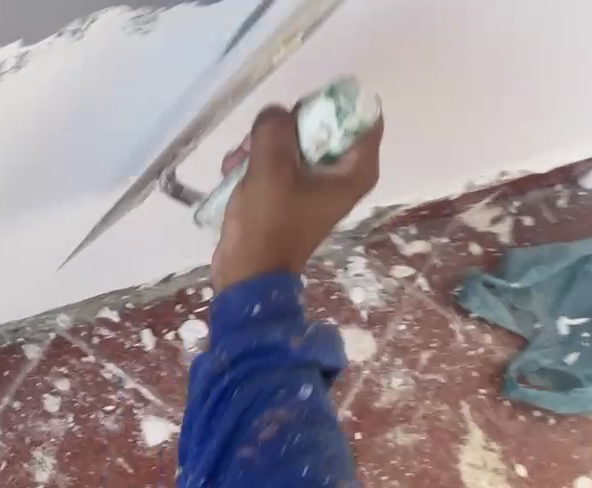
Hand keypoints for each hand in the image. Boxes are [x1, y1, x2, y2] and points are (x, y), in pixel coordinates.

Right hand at [211, 105, 382, 290]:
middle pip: (322, 128)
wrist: (246, 276)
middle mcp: (341, 176)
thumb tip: (273, 114)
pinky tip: (232, 172)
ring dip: (262, 148)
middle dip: (284, 129)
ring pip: (293, 147)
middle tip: (255, 140)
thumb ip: (274, 130)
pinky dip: (256, 166)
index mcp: (355, 169)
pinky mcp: (290, 200)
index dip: (327, 107)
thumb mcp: (269, 171)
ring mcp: (314, 189)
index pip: (359, 114)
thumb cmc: (266, 227)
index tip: (294, 115)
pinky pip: (279, 168)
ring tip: (235, 161)